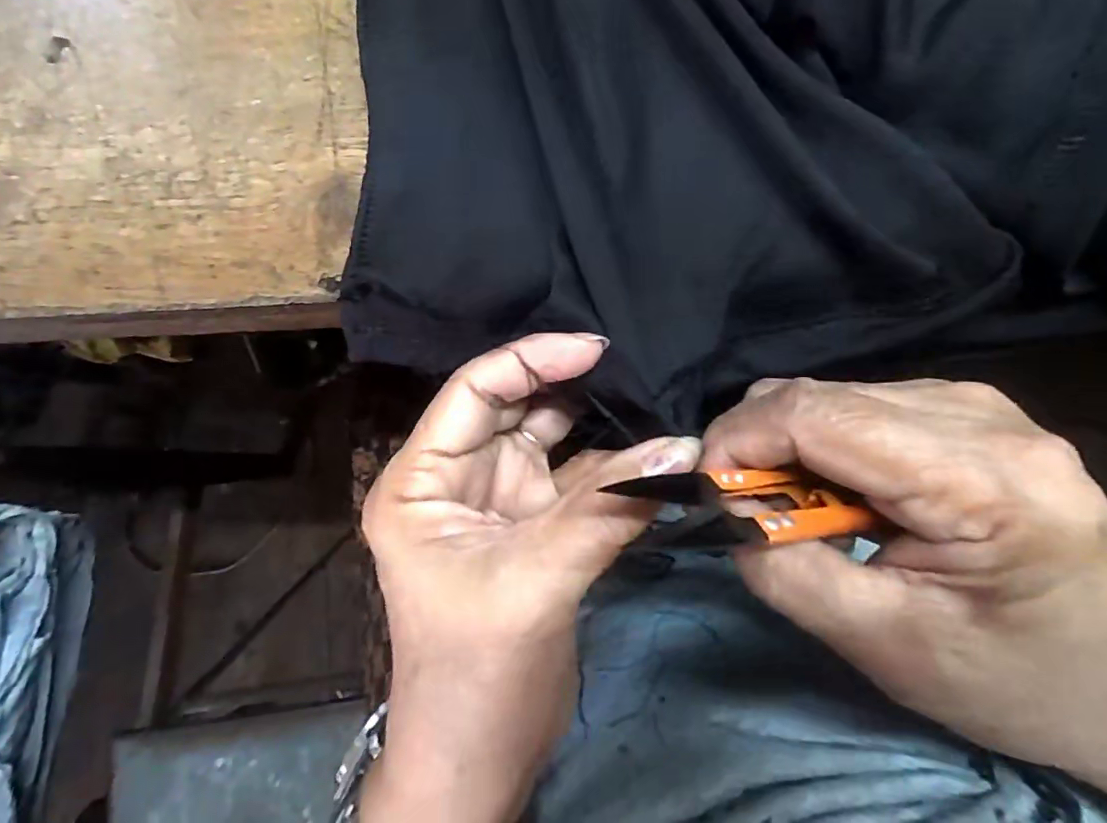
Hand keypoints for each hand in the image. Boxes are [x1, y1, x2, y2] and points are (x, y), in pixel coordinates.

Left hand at [359, 333, 700, 820]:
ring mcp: (502, 500)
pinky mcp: (538, 525)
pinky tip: (657, 451)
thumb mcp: (535, 581)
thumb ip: (608, 509)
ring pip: (554, 438)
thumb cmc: (476, 672)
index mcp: (422, 480)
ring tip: (650, 393)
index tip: (595, 347)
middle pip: (516, 406)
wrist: (482, 759)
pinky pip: (581, 478)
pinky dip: (617, 466)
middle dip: (570, 383)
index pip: (475, 391)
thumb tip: (684, 447)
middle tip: (632, 363)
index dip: (531, 359)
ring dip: (600, 421)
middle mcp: (459, 478)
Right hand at [701, 378, 1106, 800]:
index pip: (827, 417)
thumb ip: (788, 570)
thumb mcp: (883, 645)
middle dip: (763, 441)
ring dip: (797, 443)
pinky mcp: (975, 406)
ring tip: (798, 510)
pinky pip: (871, 401)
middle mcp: (992, 419)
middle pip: (831, 396)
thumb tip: (725, 507)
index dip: (745, 437)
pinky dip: (833, 441)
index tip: (705, 483)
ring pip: (844, 392)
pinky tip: (844, 492)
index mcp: (988, 484)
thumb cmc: (1006, 683)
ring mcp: (987, 402)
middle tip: (741, 505)